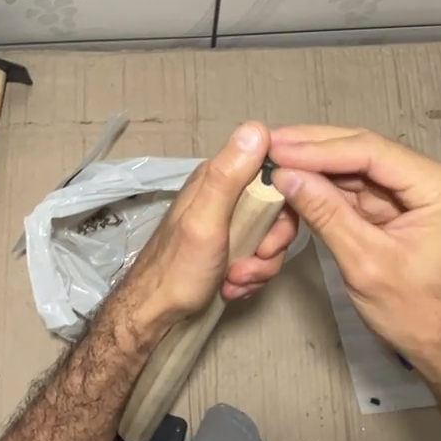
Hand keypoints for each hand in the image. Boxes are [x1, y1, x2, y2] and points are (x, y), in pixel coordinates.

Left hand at [100, 121, 298, 351]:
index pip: (272, 170)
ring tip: (234, 280)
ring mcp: (226, 221)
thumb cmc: (178, 268)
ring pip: (269, 236)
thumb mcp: (205, 221)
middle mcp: (223, 194)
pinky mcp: (228, 246)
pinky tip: (231, 287)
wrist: (156, 312)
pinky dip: (250, 276)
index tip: (274, 232)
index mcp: (217, 178)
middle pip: (277, 208)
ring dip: (259, 266)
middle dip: (270, 243)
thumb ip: (230, 177)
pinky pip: (259, 255)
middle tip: (251, 263)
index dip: (284, 200)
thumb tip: (257, 127)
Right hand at [267, 126, 440, 369]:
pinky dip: (325, 183)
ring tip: (274, 156)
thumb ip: (325, 213)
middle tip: (269, 142)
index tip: (277, 147)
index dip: (320, 148)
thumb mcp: (365, 263)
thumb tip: (285, 175)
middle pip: (366, 150)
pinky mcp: (402, 205)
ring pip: (358, 164)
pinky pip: (358, 185)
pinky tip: (295, 176)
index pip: (373, 152)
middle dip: (314, 148)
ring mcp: (419, 191)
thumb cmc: (417, 314)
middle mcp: (437, 180)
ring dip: (315, 162)